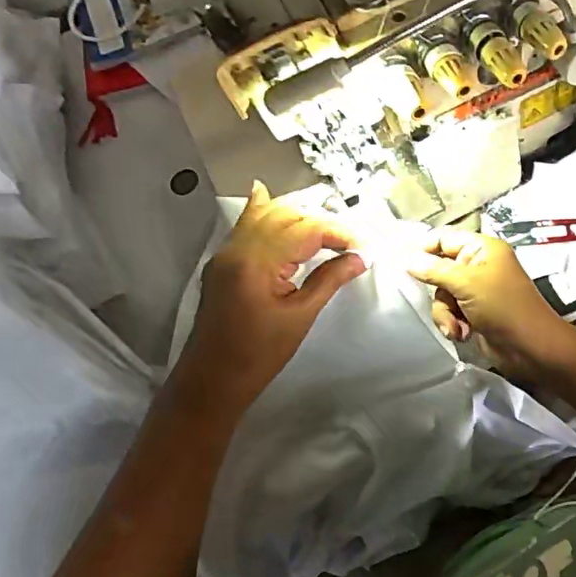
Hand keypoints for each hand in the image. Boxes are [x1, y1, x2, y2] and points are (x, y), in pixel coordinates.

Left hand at [172, 182, 366, 414]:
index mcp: (257, 262)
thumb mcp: (300, 317)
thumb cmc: (258, 355)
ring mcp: (226, 253)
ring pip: (264, 214)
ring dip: (297, 214)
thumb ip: (330, 280)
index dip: (339, 233)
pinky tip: (267, 195)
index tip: (364, 248)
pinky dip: (263, 212)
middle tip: (350, 241)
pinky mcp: (222, 261)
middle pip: (286, 214)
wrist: (211, 381)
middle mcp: (237, 248)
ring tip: (326, 227)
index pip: (306, 229)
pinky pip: (245, 225)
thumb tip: (360, 258)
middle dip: (322, 221)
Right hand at [403, 228, 574, 378]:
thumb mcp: (466, 283)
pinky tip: (462, 334)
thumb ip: (434, 270)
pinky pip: (449, 312)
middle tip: (444, 300)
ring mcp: (476, 290)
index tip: (405, 264)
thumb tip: (405, 258)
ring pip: (441, 295)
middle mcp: (478, 266)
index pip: (445, 239)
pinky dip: (452, 323)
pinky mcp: (473, 313)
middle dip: (439, 291)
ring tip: (457, 327)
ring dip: (446, 313)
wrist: (529, 348)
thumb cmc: (503, 306)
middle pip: (439, 269)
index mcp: (482, 249)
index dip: (425, 250)